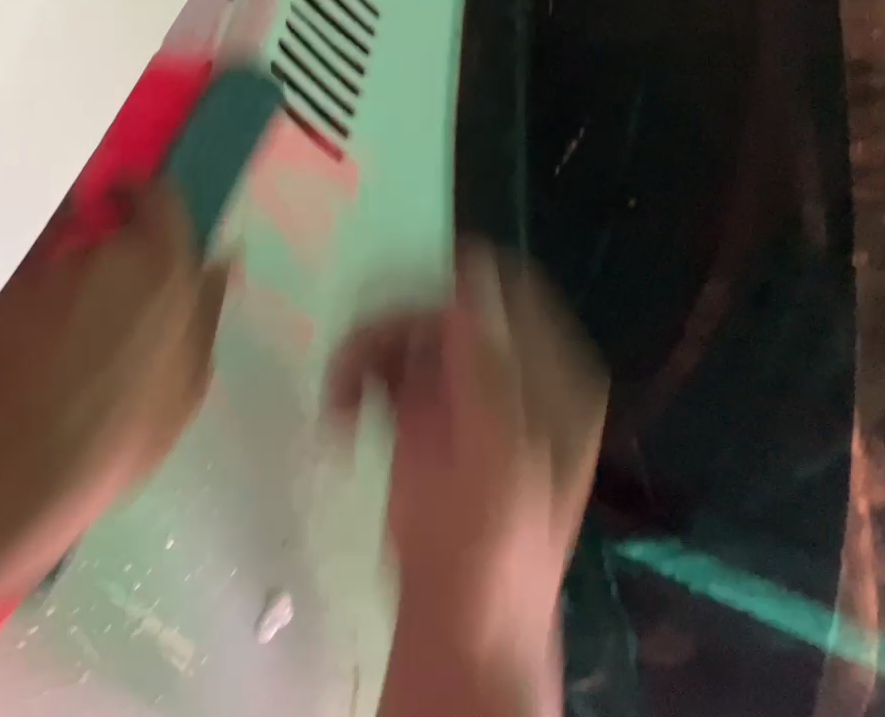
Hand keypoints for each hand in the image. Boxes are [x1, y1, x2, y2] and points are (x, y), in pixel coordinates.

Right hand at [0, 182, 230, 538]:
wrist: (30, 462)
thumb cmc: (19, 355)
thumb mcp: (21, 275)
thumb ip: (56, 230)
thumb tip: (78, 207)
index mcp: (155, 260)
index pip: (163, 200)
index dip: (135, 188)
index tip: (106, 194)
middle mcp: (192, 305)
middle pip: (190, 252)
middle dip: (156, 241)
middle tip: (112, 249)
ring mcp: (196, 363)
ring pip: (194, 309)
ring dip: (165, 293)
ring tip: (120, 305)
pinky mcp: (186, 410)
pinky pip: (184, 356)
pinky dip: (163, 343)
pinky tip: (122, 362)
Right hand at [327, 244, 606, 659]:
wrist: (459, 606)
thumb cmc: (493, 543)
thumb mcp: (501, 459)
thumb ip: (490, 375)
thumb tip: (465, 291)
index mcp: (548, 376)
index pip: (502, 290)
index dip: (446, 280)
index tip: (383, 288)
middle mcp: (503, 370)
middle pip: (435, 306)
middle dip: (385, 327)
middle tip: (347, 361)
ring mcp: (456, 387)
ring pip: (397, 331)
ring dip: (358, 354)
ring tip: (336, 398)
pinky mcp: (414, 407)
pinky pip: (375, 363)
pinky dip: (349, 378)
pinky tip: (338, 412)